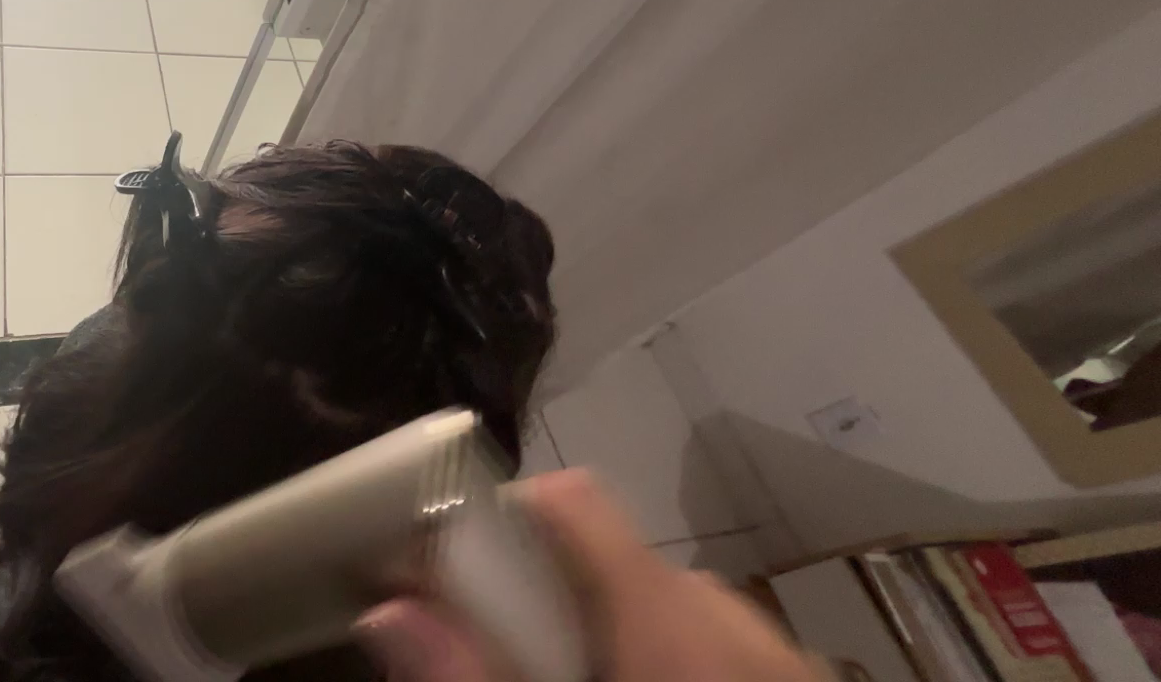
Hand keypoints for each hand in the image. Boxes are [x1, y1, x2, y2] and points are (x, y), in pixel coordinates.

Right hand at [354, 469, 823, 681]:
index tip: (457, 572)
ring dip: (597, 632)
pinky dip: (658, 660)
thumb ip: (473, 676)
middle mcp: (729, 618)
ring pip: (651, 603)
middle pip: (601, 556)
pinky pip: (708, 642)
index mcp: (670, 617)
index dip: (501, 519)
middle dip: (540, 594)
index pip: (567, 502)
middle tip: (511, 662)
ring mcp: (778, 658)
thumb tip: (388, 611)